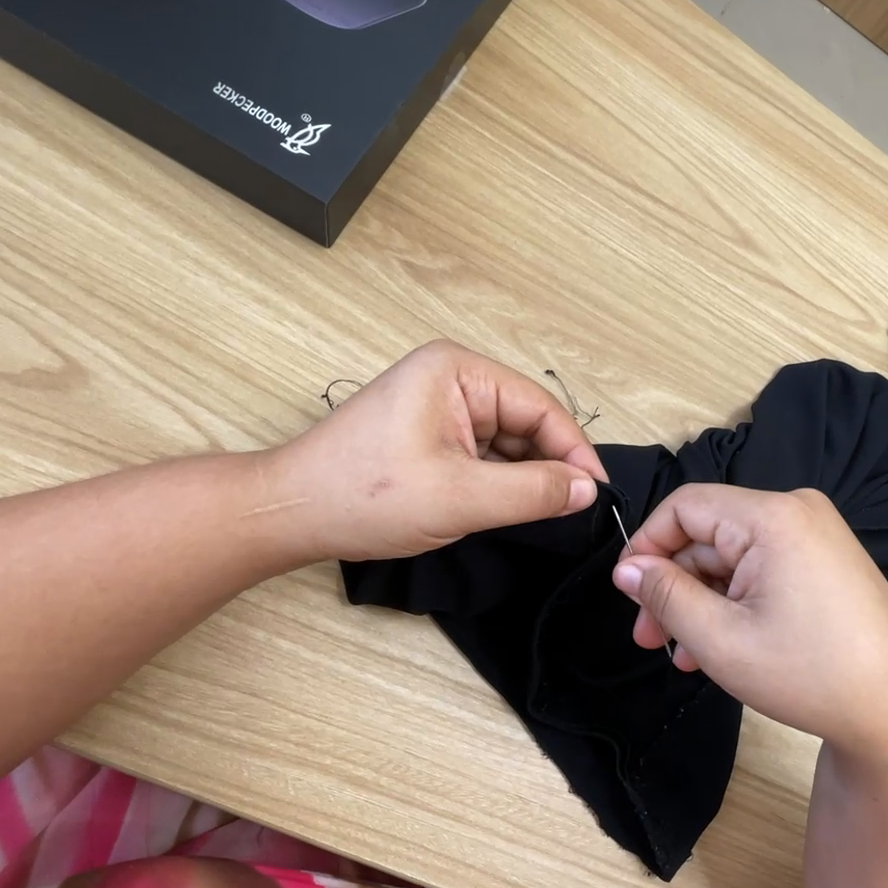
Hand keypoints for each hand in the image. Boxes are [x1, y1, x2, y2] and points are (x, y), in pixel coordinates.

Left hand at [258, 340, 606, 562]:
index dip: (574, 452)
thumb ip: (533, 492)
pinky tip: (509, 509)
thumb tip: (587, 490)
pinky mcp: (433, 435)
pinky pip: (486, 456)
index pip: (539, 408)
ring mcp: (441, 408)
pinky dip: (502, 484)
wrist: (291, 515)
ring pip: (509, 444)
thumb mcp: (461, 498)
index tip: (596, 493)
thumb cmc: (361, 497)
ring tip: (540, 515)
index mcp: (457, 372)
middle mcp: (453, 380)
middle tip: (573, 511)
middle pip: (527, 423)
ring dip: (525, 478)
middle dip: (549, 466)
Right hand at [611, 485, 887, 747]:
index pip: (685, 506)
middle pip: (709, 535)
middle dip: (674, 586)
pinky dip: (736, 602)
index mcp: (773, 516)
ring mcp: (817, 537)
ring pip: (733, 558)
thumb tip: (626, 567)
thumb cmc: (806, 674)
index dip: (647, 545)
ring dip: (702, 602)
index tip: (628, 593)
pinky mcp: (826, 562)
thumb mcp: (719, 638)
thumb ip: (665, 594)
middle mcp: (798, 512)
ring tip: (684, 656)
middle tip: (649, 639)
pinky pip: (763, 569)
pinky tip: (718, 647)